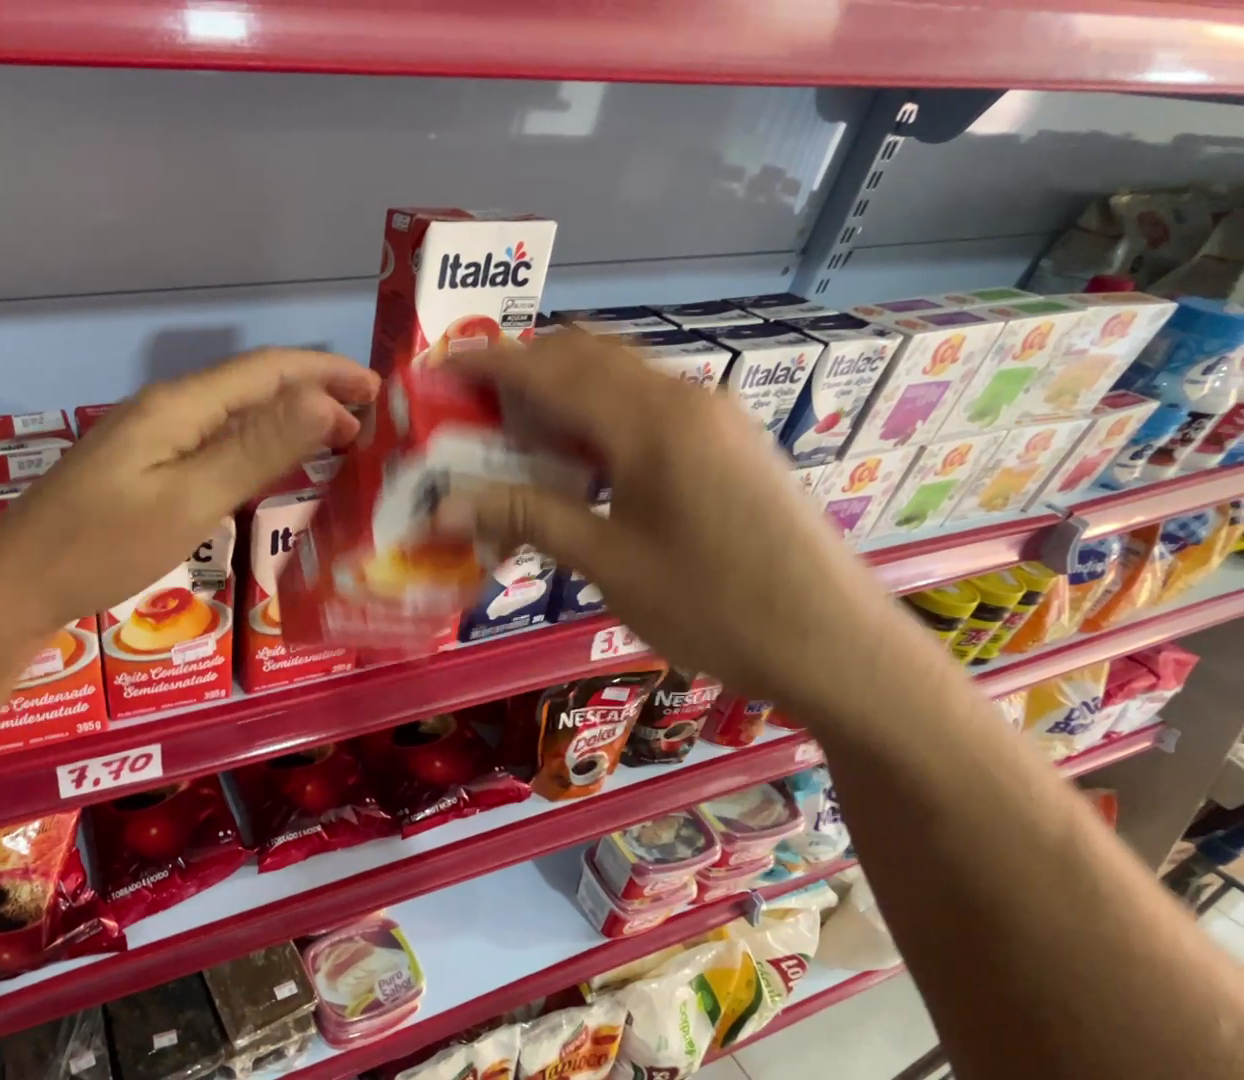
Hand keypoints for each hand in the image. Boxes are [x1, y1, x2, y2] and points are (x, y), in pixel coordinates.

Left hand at [0, 348, 379, 636]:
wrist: (15, 588)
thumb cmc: (101, 548)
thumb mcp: (188, 500)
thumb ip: (256, 449)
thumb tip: (324, 401)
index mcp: (179, 407)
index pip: (268, 370)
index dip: (327, 373)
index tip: (381, 391)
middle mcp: (166, 412)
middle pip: (253, 388)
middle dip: (315, 397)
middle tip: (370, 428)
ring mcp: (149, 441)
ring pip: (234, 418)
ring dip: (288, 424)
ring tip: (337, 446)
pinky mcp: (141, 471)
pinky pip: (213, 446)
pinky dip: (255, 451)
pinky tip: (270, 473)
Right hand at [436, 332, 912, 707]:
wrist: (835, 645)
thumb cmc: (714, 607)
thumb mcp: (608, 564)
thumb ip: (526, 517)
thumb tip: (443, 506)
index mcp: (652, 422)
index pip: (553, 370)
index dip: (492, 363)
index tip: (442, 364)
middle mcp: (685, 400)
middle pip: (588, 355)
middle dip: (525, 367)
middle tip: (474, 404)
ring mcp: (716, 417)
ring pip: (622, 374)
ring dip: (565, 387)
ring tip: (517, 430)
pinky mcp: (731, 442)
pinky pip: (650, 402)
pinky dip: (601, 410)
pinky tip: (582, 458)